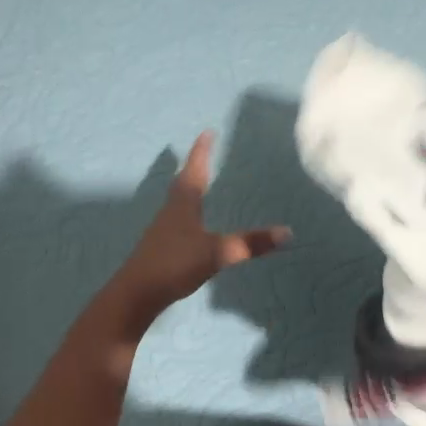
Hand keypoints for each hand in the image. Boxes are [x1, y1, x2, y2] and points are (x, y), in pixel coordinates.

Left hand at [109, 132, 290, 312]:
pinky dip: (185, 213)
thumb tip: (287, 233)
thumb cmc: (176, 265)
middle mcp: (171, 211)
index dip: (202, 152)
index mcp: (184, 204)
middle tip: (202, 154)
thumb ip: (250, 244)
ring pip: (176, 202)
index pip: (195, 171)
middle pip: (182, 183)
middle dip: (193, 167)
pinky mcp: (159, 248)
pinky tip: (189, 225)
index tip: (207, 133)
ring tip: (198, 184)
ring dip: (187, 189)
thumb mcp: (218, 253)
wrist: (138, 293)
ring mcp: (162, 230)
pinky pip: (175, 221)